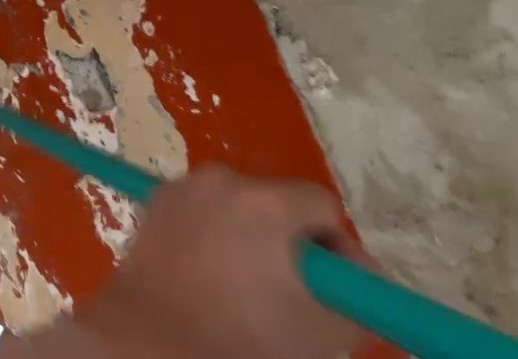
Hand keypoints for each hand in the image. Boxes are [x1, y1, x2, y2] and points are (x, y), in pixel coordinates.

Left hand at [73, 164, 371, 358]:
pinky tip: (216, 276)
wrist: (154, 336)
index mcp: (263, 201)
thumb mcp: (325, 328)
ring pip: (237, 208)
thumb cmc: (244, 333)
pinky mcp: (154, 205)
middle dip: (296, 244)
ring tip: (254, 288)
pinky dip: (218, 235)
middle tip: (300, 291)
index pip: (321, 205)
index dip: (341, 246)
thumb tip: (363, 282)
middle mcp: (219, 180)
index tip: (342, 287)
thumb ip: (359, 300)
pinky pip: (203, 213)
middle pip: (276, 203)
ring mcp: (180, 189)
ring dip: (255, 239)